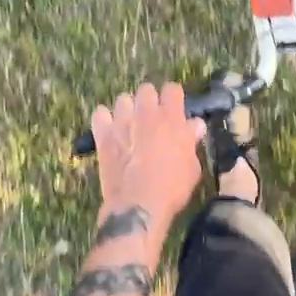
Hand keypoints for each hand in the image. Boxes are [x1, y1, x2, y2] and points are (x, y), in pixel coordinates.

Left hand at [89, 83, 206, 229]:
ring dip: (127, 110)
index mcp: (171, 117)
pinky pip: (100, 114)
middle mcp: (146, 112)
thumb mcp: (192, 167)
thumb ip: (191, 141)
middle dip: (149, 100)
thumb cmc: (172, 188)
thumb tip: (195, 125)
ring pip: (123, 99)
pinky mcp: (104, 134)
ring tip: (129, 126)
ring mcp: (123, 121)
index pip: (172, 89)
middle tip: (151, 119)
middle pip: (146, 89)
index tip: (173, 108)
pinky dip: (104, 120)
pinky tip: (109, 131)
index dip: (172, 97)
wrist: (139, 206)